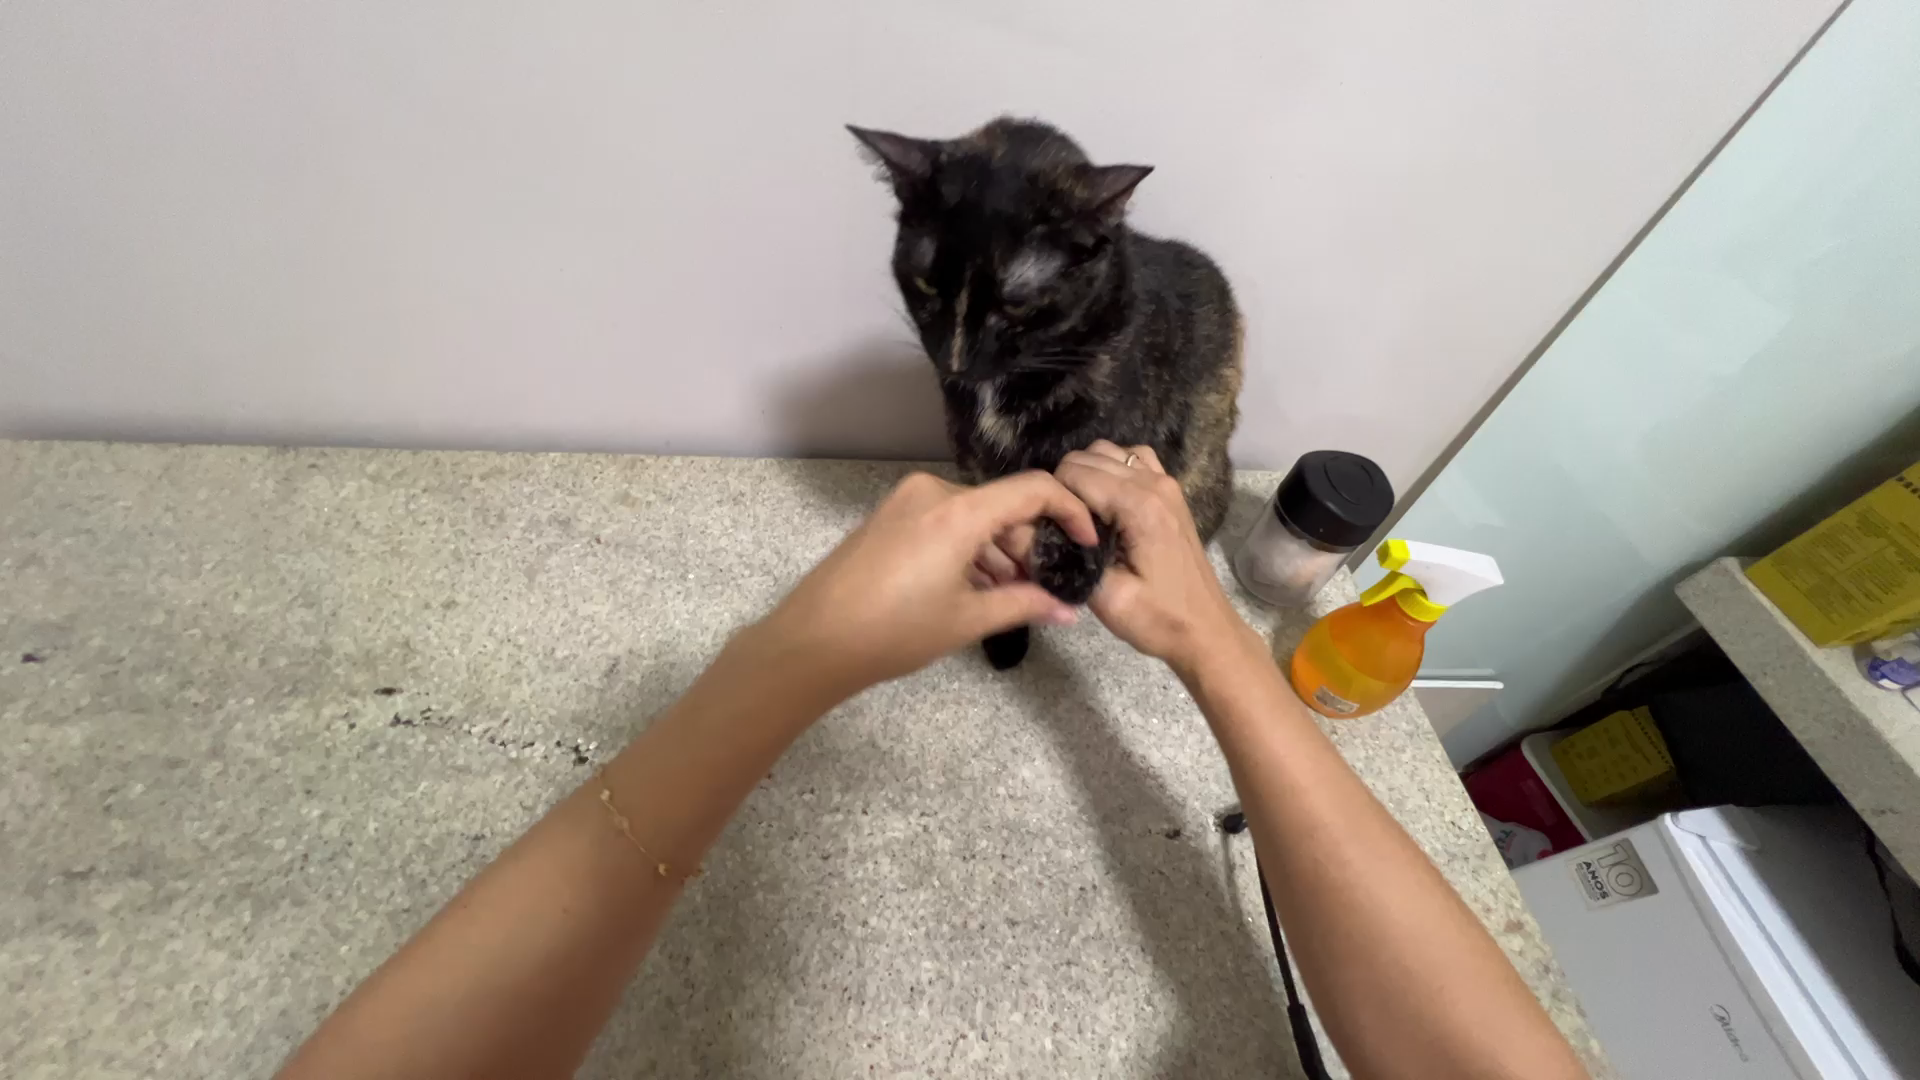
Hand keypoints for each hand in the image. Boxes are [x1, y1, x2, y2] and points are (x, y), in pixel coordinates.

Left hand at [758, 470, 1097, 694]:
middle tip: (1039, 587)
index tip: (1084, 541)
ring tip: (1007, 595)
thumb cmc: (895, 631)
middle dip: (1026, 545)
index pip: (1032, 490)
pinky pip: (943, 523)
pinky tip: (972, 587)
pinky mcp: (888, 518)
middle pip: (1000, 507)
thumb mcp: (967, 619)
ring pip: (971, 517)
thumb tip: (1068, 611)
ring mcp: (905, 503)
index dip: (1069, 511)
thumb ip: (1024, 606)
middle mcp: (932, 493)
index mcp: (958, 510)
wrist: (813, 642)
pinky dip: (965, 549)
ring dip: (995, 551)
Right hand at [1053, 441, 1251, 675]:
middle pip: (1087, 456)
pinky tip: (1108, 503)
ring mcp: (1166, 482)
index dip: (1055, 499)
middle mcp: (1154, 483)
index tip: (1056, 531)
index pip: (1073, 473)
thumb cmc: (1157, 619)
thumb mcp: (1106, 598)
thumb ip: (1067, 557)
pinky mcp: (1170, 491)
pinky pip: (1131, 459)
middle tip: (1066, 528)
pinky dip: (1112, 471)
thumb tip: (1033, 530)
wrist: (1205, 631)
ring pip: (1107, 452)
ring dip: (1087, 476)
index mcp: (1138, 506)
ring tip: (1085, 515)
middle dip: (1066, 485)